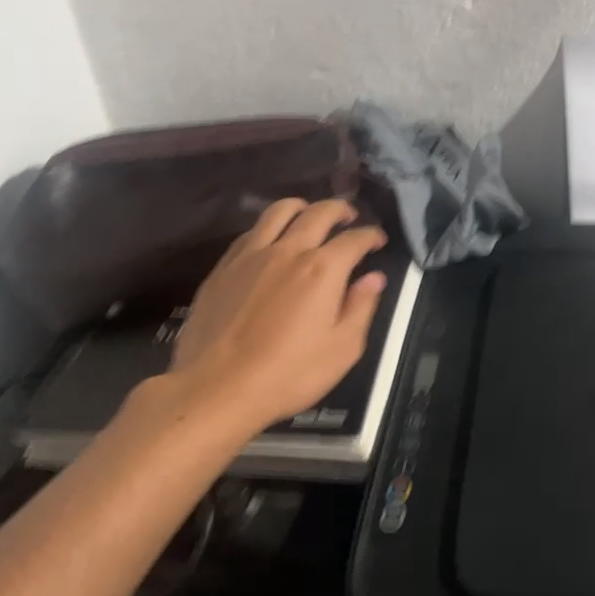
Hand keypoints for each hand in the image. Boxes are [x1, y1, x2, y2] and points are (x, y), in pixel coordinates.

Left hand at [166, 198, 388, 436]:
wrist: (216, 388)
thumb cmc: (288, 374)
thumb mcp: (342, 349)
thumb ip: (361, 307)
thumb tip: (373, 278)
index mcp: (323, 269)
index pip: (355, 238)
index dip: (371, 235)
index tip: (378, 240)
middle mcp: (289, 250)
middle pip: (319, 212)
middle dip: (341, 209)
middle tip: (349, 217)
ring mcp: (251, 255)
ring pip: (279, 211)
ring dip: (302, 207)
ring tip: (309, 215)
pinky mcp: (223, 267)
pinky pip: (250, 232)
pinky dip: (269, 227)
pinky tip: (271, 241)